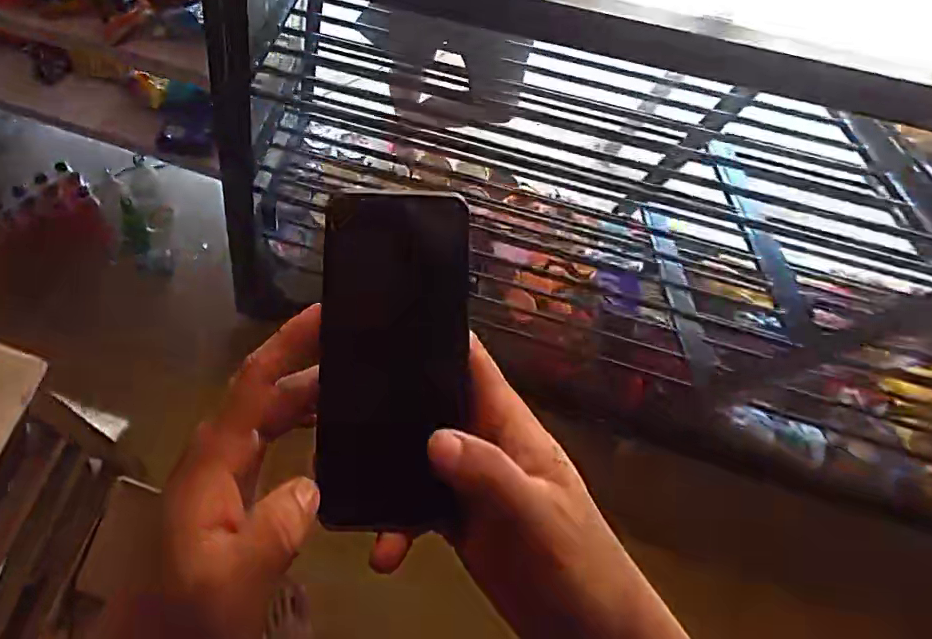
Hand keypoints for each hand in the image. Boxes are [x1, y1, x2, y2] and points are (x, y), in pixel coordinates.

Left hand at [97, 305, 323, 638]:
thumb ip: (274, 530)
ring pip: (271, 405)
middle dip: (306, 355)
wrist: (157, 635)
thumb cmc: (189, 608)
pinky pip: (272, 430)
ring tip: (349, 370)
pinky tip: (327, 417)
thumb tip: (312, 485)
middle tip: (352, 338)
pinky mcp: (234, 481)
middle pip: (266, 384)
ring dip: (306, 382)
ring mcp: (225, 462)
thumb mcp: (234, 580)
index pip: (255, 379)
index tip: (323, 313)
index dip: (288, 341)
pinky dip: (300, 412)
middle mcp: (219, 445)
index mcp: (216, 453)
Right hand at [369, 336, 687, 638]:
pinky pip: (415, 503)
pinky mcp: (456, 515)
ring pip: (415, 449)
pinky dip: (395, 521)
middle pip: (430, 398)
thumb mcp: (538, 513)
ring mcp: (467, 476)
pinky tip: (382, 547)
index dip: (434, 332)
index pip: (469, 357)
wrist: (592, 632)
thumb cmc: (583, 562)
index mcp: (505, 419)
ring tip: (345, 471)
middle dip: (391, 395)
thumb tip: (435, 438)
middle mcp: (481, 438)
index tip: (385, 323)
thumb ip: (490, 474)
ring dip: (385, 462)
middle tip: (338, 394)